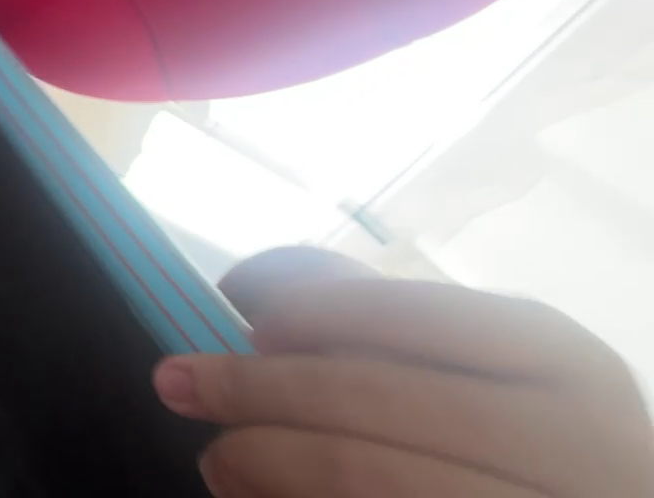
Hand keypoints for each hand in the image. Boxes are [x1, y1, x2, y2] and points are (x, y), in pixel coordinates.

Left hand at [155, 275, 653, 497]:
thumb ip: (360, 314)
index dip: (312, 314)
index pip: (408, 312)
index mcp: (560, 359)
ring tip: (213, 459)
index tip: (250, 327)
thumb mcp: (448, 359)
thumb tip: (246, 290)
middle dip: (252, 388)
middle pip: (372, 397)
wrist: (549, 496)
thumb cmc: (480, 422)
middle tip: (173, 384)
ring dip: (264, 461)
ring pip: (371, 480)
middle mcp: (593, 447)